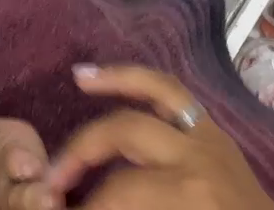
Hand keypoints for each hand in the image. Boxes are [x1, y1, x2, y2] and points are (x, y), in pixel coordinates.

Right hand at [45, 66, 273, 209]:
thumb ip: (128, 208)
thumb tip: (81, 206)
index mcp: (186, 193)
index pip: (115, 193)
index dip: (83, 207)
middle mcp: (197, 153)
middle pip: (127, 129)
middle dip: (83, 148)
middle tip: (53, 174)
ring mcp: (212, 136)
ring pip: (160, 88)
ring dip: (118, 79)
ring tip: (82, 76)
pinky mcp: (219, 133)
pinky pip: (179, 97)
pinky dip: (148, 85)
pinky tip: (122, 83)